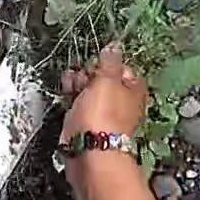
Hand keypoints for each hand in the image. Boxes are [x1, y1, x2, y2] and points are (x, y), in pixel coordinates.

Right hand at [58, 45, 174, 199]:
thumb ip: (109, 61)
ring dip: (79, 86)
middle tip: (81, 75)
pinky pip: (80, 107)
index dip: (106, 62)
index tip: (96, 62)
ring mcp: (104, 115)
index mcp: (132, 89)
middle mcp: (121, 103)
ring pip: (90, 93)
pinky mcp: (88, 126)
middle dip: (89, 74)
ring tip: (70, 84)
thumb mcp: (107, 80)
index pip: (121, 67)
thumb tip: (115, 46)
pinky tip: (66, 95)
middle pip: (104, 80)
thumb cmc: (102, 118)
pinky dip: (73, 100)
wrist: (89, 153)